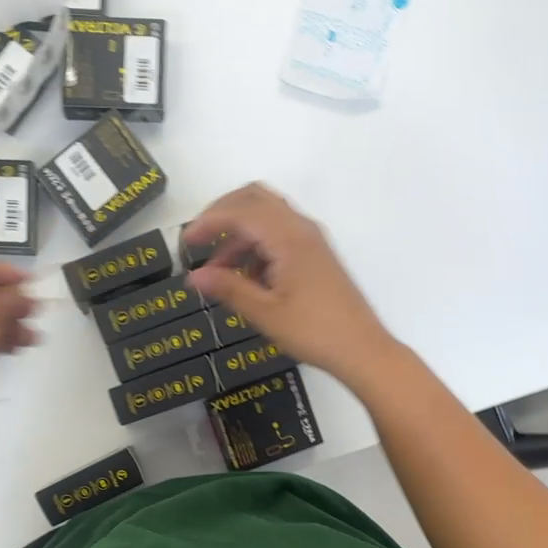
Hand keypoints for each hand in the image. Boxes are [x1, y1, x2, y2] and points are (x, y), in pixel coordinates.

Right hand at [183, 183, 398, 384]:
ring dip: (239, 232)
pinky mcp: (316, 254)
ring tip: (218, 269)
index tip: (185, 241)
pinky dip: (256, 244)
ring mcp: (311, 240)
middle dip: (222, 213)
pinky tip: (246, 277)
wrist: (362, 349)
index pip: (241, 211)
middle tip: (199, 240)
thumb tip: (194, 276)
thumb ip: (228, 289)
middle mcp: (301, 228)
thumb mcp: (265, 313)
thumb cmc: (314, 332)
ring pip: (267, 215)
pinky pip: (280, 233)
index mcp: (288, 238)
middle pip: (255, 199)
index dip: (208, 221)